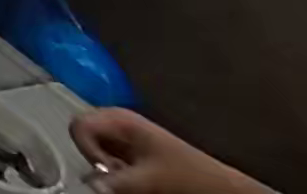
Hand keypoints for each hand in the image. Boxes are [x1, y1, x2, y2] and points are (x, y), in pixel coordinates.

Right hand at [70, 109, 273, 193]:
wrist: (227, 191)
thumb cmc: (189, 178)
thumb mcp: (151, 180)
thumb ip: (117, 181)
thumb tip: (87, 184)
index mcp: (118, 119)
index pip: (79, 125)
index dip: (87, 150)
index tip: (108, 172)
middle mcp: (117, 122)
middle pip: (85, 137)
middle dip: (98, 162)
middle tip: (121, 180)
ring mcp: (125, 137)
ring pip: (97, 151)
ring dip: (108, 172)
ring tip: (133, 186)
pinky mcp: (134, 154)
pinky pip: (111, 160)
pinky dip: (117, 175)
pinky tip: (136, 186)